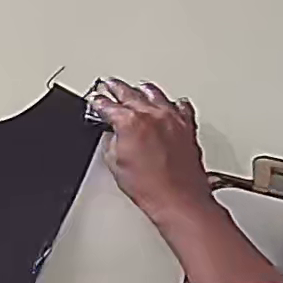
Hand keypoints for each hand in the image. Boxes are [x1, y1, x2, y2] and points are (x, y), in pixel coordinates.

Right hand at [91, 78, 216, 226]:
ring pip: (155, 94)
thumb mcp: (114, 162)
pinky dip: (172, 103)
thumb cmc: (148, 185)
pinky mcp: (187, 128)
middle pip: (129, 93)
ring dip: (142, 90)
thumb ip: (112, 140)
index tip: (95, 100)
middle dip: (116, 88)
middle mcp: (153, 115)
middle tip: (108, 84)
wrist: (177, 198)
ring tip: (136, 87)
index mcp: (130, 121)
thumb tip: (115, 135)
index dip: (98, 102)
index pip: (107, 105)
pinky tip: (171, 103)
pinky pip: (181, 107)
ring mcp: (173, 120)